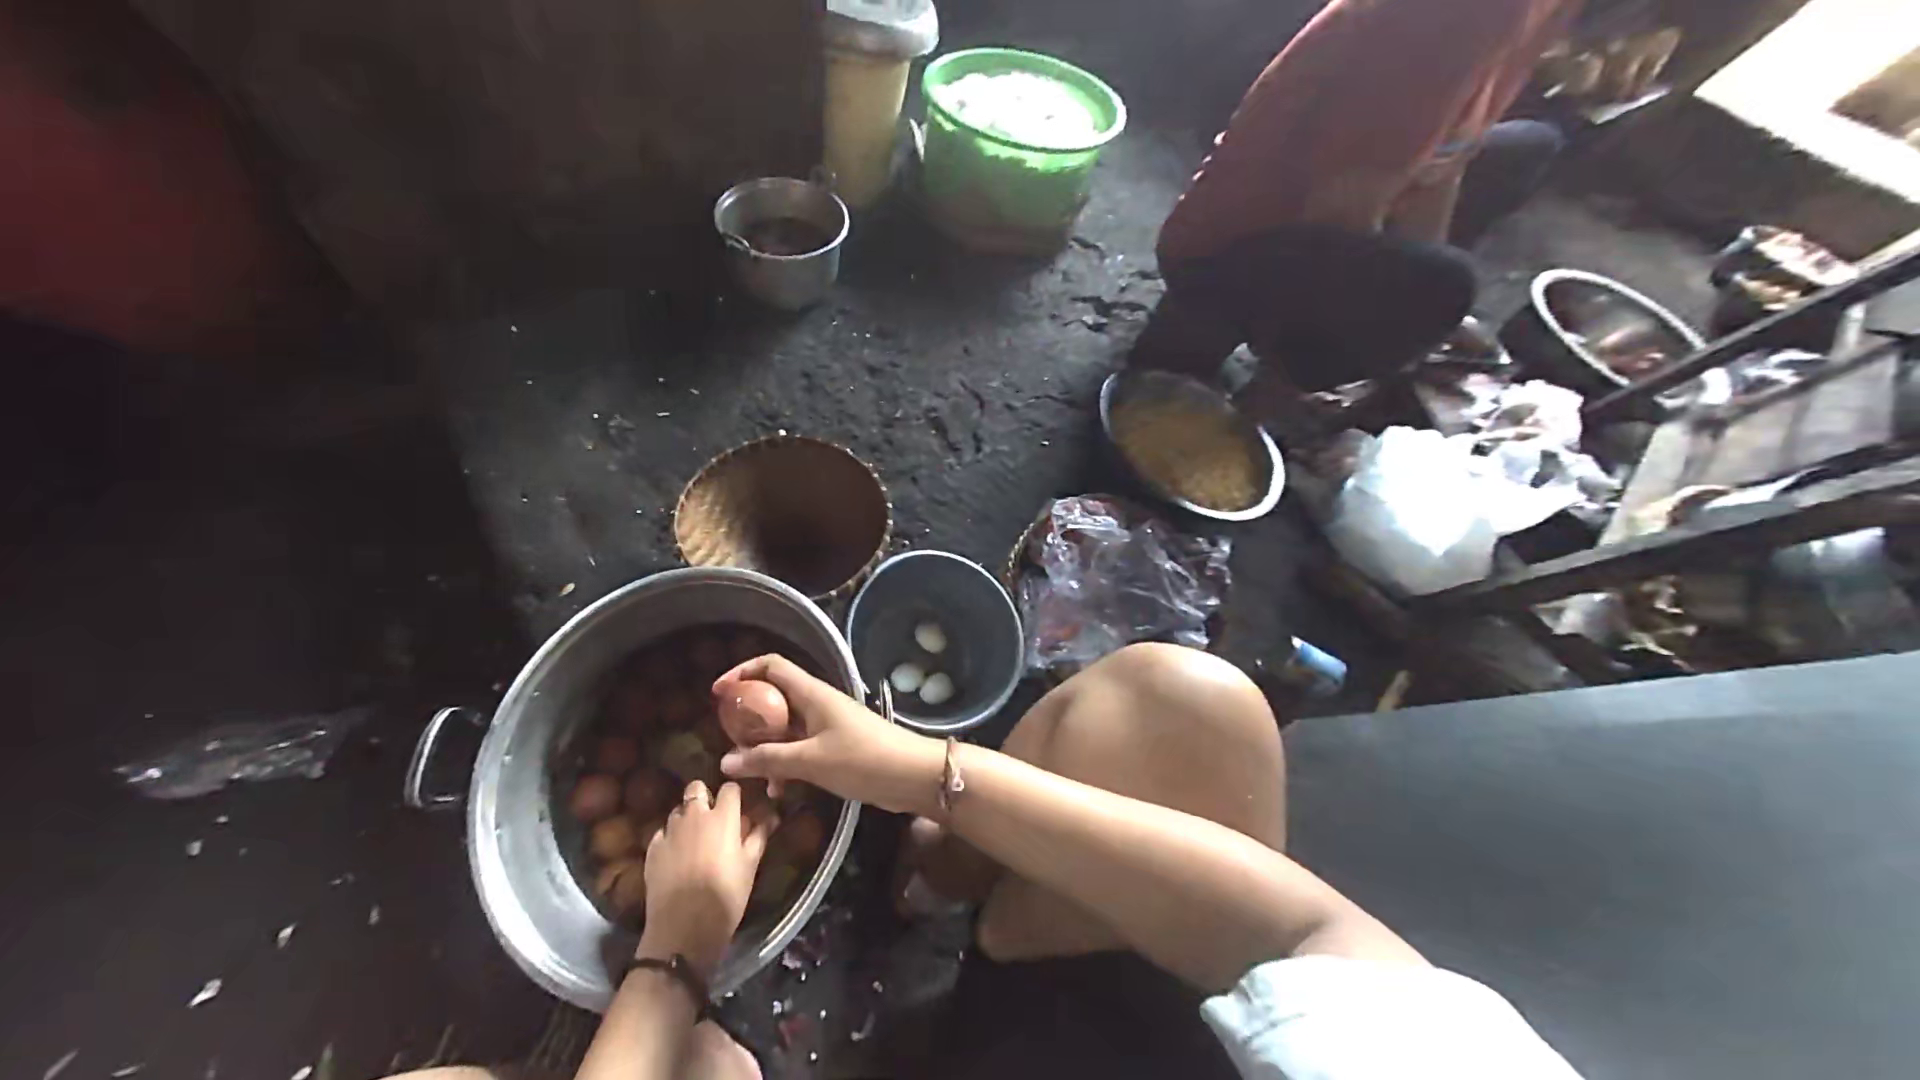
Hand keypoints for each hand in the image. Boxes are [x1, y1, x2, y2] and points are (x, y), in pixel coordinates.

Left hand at [638, 780, 773, 979]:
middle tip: (714, 818)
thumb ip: (759, 834)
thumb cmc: (726, 895)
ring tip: (695, 839)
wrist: (684, 929)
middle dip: (705, 797)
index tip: (739, 809)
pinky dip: (670, 838)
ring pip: (678, 810)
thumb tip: (770, 815)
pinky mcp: (651, 850)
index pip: (730, 788)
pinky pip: (662, 833)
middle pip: (696, 788)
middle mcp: (694, 816)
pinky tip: (677, 856)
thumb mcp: (751, 864)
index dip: (735, 796)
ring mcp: (669, 832)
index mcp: (723, 816)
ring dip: (687, 818)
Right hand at [715, 654, 943, 815]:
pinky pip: (800, 748)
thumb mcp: (810, 761)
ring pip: (786, 728)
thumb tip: (726, 761)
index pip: (772, 666)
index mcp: (812, 693)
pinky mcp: (835, 746)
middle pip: (774, 697)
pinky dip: (786, 763)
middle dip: (749, 718)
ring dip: (767, 748)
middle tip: (730, 742)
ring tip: (753, 776)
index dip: (742, 671)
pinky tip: (779, 790)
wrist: (911, 774)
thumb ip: (768, 760)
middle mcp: (818, 703)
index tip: (718, 693)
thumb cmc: (862, 759)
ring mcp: (827, 724)